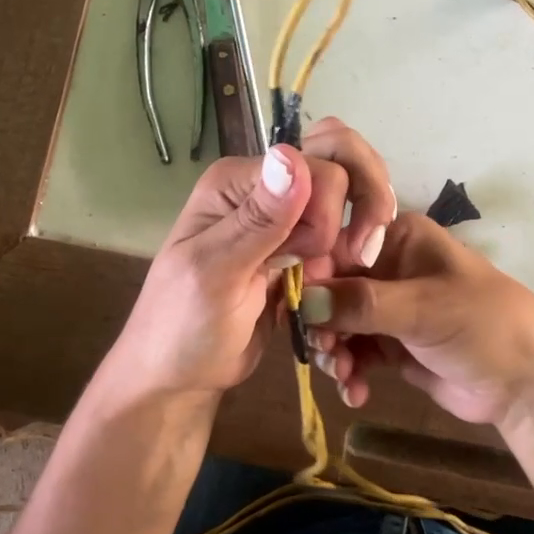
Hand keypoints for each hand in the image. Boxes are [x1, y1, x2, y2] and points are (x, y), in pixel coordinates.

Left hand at [103, 120, 397, 400]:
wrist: (179, 377)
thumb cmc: (182, 326)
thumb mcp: (216, 273)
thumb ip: (257, 219)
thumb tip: (291, 157)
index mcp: (238, 180)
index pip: (315, 164)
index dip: (332, 207)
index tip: (329, 254)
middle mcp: (264, 190)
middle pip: (339, 175)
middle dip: (353, 217)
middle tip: (342, 265)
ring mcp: (283, 221)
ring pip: (345, 207)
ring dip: (351, 246)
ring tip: (327, 285)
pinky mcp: (297, 251)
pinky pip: (339, 241)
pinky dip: (345, 265)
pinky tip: (330, 293)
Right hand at [299, 213, 533, 425]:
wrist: (528, 384)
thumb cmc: (481, 324)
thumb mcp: (423, 307)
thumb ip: (362, 303)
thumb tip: (306, 302)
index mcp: (398, 237)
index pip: (339, 247)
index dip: (316, 278)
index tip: (298, 310)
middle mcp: (388, 266)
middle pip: (334, 289)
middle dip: (324, 322)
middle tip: (322, 352)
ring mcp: (389, 307)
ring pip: (339, 323)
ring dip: (335, 351)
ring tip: (343, 375)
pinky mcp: (392, 345)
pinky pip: (355, 352)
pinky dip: (350, 371)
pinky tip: (356, 393)